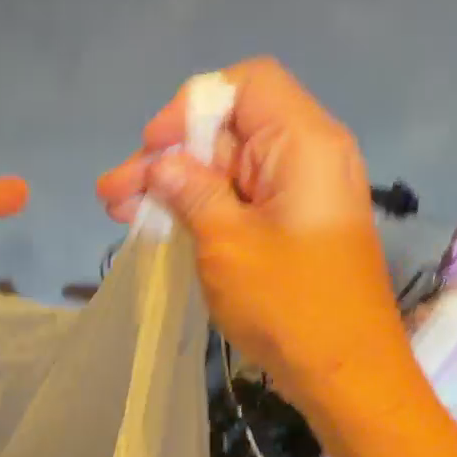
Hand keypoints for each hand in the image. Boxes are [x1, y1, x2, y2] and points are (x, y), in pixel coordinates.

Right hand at [95, 58, 405, 413]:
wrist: (343, 370)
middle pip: (229, 131)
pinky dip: (198, 208)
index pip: (247, 85)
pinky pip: (239, 200)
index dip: (191, 109)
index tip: (153, 149)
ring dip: (174, 186)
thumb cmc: (287, 304)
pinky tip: (157, 227)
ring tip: (120, 212)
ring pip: (227, 169)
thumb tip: (161, 164)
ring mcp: (299, 194)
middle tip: (112, 194)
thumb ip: (191, 193)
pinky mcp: (291, 226)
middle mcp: (306, 156)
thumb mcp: (226, 244)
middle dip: (167, 156)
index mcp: (302, 144)